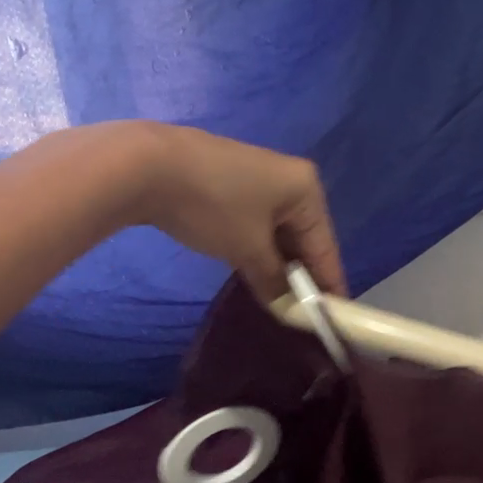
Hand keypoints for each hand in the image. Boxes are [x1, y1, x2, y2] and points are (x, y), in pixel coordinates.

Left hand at [123, 122, 347, 300]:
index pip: (325, 246)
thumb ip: (274, 280)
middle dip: (301, 274)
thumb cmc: (213, 206)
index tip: (336, 316)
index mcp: (307, 189)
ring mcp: (259, 176)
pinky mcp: (230, 180)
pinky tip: (252, 269)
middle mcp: (290, 178)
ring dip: (277, 263)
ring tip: (279, 298)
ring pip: (277, 230)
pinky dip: (257, 246)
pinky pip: (256, 221)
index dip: (329, 283)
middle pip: (303, 236)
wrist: (145, 165)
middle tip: (303, 313)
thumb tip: (287, 308)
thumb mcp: (248, 250)